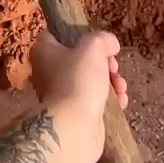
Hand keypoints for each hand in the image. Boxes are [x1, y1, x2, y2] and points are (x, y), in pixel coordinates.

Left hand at [28, 29, 127, 155]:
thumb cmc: (78, 80)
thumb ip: (103, 39)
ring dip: (110, 81)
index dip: (80, 34)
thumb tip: (110, 43)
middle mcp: (47, 71)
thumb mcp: (93, 47)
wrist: (74, 129)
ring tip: (120, 87)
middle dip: (103, 62)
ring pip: (90, 80)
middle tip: (113, 67)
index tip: (98, 42)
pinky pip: (94, 100)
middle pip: (80, 58)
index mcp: (43, 51)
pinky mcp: (74, 114)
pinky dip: (109, 100)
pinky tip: (120, 102)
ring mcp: (61, 94)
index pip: (58, 33)